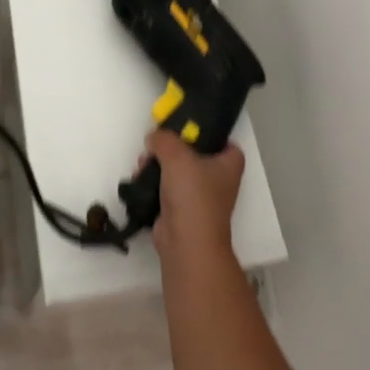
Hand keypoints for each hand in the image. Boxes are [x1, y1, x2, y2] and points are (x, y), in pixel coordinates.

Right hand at [144, 130, 245, 260]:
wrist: (186, 242)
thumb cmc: (193, 194)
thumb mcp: (177, 155)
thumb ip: (164, 139)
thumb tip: (153, 137)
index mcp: (229, 164)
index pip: (224, 141)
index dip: (208, 132)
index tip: (186, 127)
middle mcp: (219, 180)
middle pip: (194, 154)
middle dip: (171, 149)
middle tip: (155, 145)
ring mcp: (200, 197)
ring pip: (177, 171)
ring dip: (158, 165)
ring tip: (143, 164)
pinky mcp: (182, 210)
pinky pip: (167, 189)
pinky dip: (154, 184)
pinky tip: (140, 180)